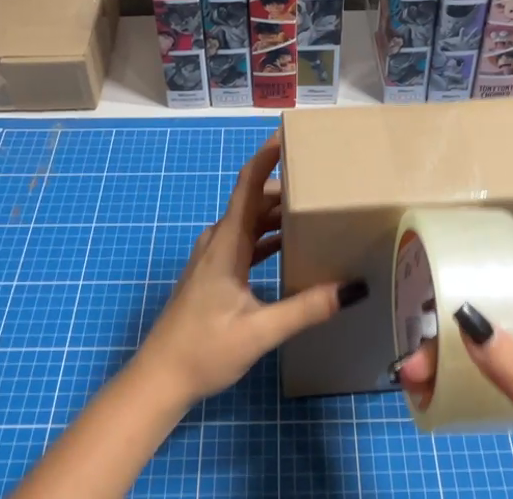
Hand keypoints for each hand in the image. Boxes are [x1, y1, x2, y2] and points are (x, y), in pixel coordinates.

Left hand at [133, 132, 367, 404]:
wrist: (159, 378)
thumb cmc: (204, 350)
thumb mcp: (260, 331)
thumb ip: (305, 308)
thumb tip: (353, 288)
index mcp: (227, 242)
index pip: (247, 184)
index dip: (267, 156)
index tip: (290, 134)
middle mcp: (219, 241)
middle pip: (253, 200)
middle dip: (285, 187)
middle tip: (322, 181)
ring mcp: (213, 257)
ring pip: (249, 221)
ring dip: (278, 214)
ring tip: (315, 210)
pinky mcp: (214, 274)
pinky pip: (245, 241)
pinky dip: (268, 237)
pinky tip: (292, 247)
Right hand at [396, 285, 512, 498]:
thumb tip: (469, 317)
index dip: (491, 291)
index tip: (437, 294)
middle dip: (461, 338)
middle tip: (414, 362)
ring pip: (504, 358)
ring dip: (459, 365)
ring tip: (415, 381)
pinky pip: (506, 388)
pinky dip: (473, 388)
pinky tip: (439, 395)